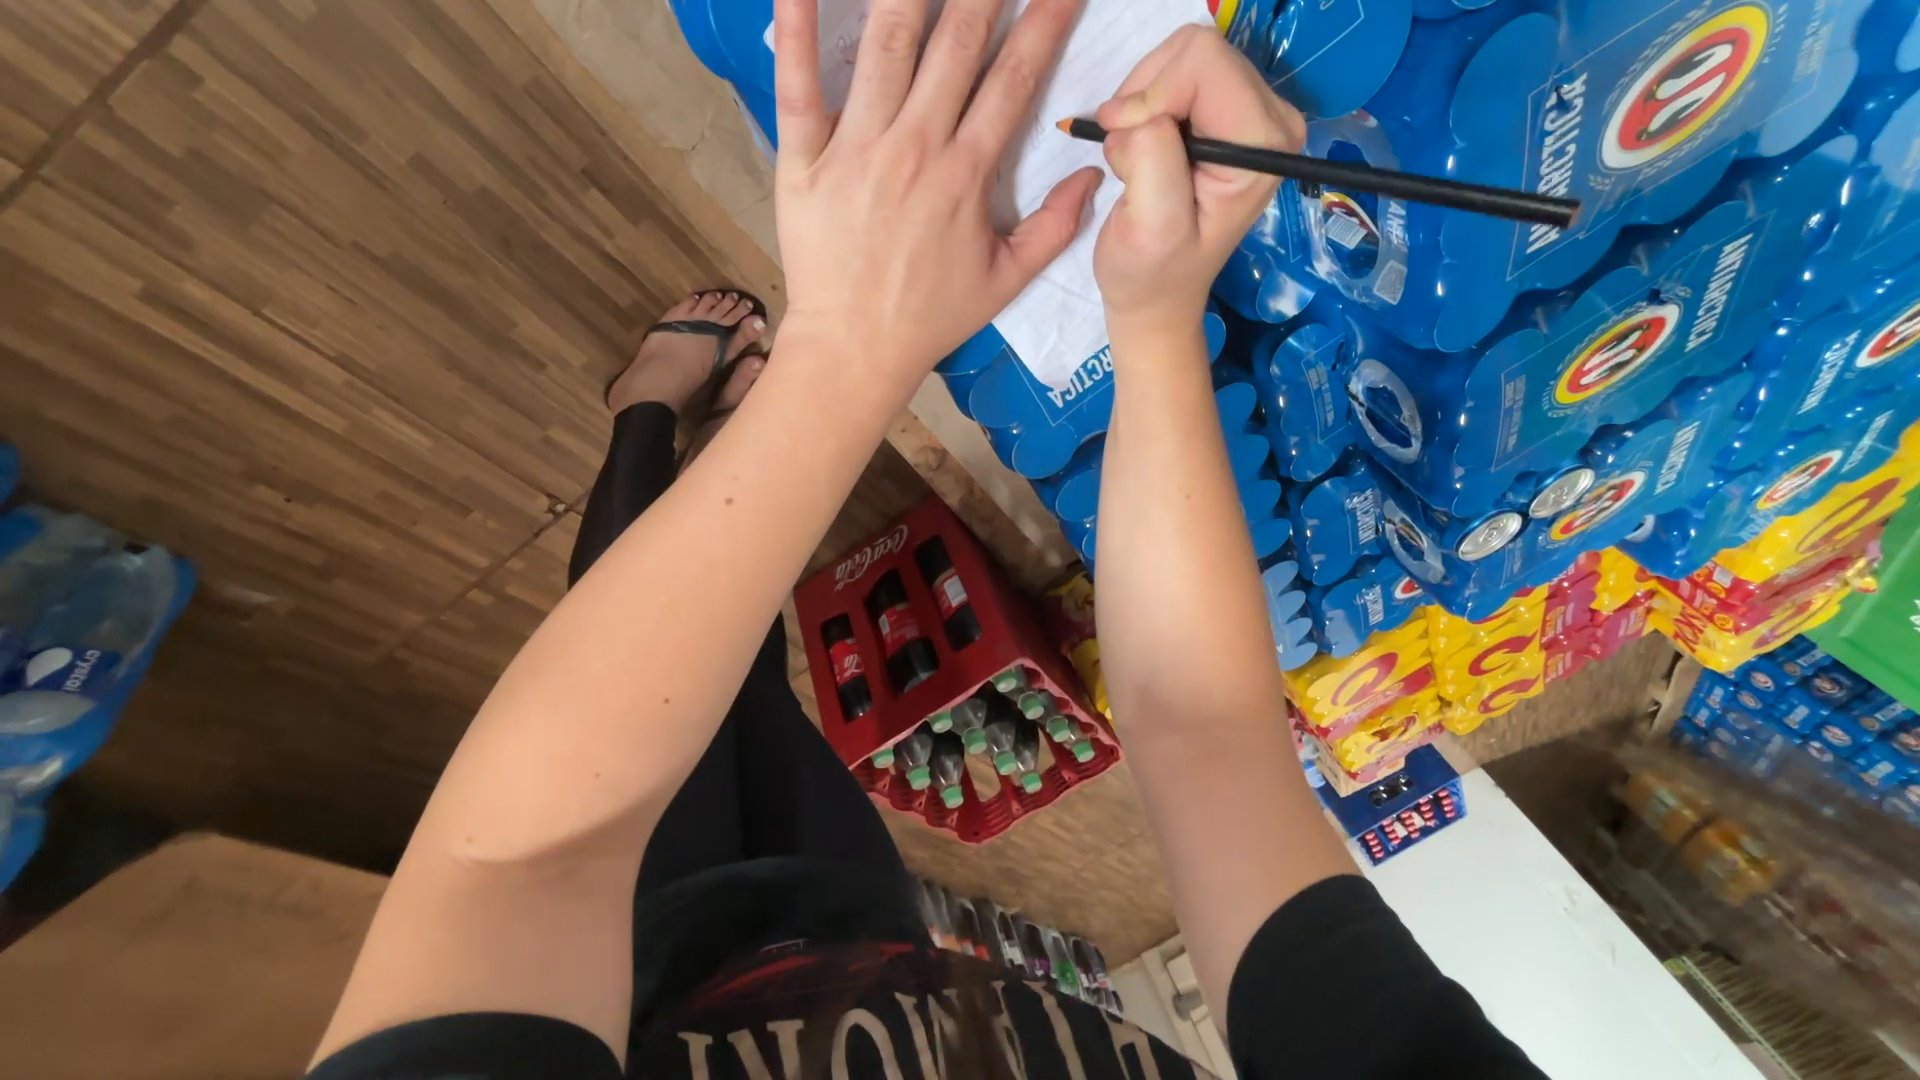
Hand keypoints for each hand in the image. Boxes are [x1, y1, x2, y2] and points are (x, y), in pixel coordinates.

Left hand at [773, 0, 1103, 390]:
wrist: (855, 350)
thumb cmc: (930, 319)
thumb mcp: (1005, 282)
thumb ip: (1054, 230)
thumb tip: (1094, 178)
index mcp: (965, 175)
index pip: (1015, 79)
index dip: (1045, 21)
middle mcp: (915, 149)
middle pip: (957, 42)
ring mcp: (856, 150)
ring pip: (887, 45)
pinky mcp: (804, 161)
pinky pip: (799, 86)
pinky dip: (798, 29)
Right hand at [1093, 26, 1304, 339]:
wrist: (1155, 295)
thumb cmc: (1151, 272)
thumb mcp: (1151, 225)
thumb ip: (1151, 157)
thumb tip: (1134, 116)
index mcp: (1263, 143)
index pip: (1203, 62)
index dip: (1151, 97)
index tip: (1125, 146)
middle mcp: (1271, 117)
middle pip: (1195, 50)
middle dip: (1145, 98)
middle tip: (1128, 153)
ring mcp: (1251, 113)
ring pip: (1181, 56)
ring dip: (1141, 102)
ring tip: (1135, 157)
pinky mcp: (1227, 113)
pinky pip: (1176, 73)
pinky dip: (1145, 105)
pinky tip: (1144, 148)